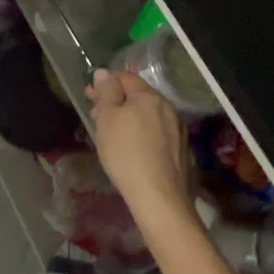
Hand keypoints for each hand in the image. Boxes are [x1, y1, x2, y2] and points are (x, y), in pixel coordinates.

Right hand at [87, 68, 194, 222]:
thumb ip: (106, 92)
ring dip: (130, 117)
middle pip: (139, 96)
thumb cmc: (126, 154)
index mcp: (149, 97)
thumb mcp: (107, 119)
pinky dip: (143, 133)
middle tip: (97, 114)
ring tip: (113, 131)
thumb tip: (104, 73)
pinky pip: (158, 133)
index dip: (105, 82)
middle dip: (117, 101)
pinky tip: (134, 148)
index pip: (126, 77)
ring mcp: (179, 132)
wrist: (160, 200)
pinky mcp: (183, 153)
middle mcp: (169, 109)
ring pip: (149, 115)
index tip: (90, 94)